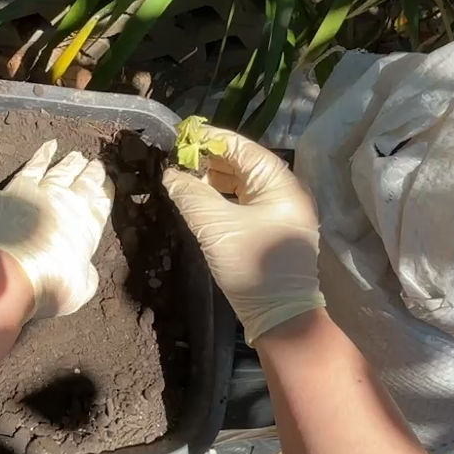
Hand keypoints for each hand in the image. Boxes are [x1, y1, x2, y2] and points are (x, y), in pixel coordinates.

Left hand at [0, 140, 111, 319]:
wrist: (7, 272)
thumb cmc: (47, 285)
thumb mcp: (81, 289)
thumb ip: (87, 273)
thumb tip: (84, 267)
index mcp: (90, 225)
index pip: (103, 200)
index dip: (106, 190)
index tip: (108, 182)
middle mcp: (70, 202)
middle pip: (85, 181)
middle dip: (92, 172)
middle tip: (97, 164)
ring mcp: (43, 191)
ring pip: (62, 170)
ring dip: (71, 162)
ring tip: (78, 156)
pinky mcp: (17, 187)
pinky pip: (35, 164)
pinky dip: (44, 153)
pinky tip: (50, 146)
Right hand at [161, 123, 323, 340]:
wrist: (281, 317)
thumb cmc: (252, 266)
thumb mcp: (216, 227)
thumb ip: (190, 195)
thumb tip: (170, 175)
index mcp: (279, 182)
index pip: (240, 146)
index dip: (208, 139)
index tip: (179, 136)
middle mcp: (283, 191)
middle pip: (241, 163)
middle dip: (208, 159)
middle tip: (175, 159)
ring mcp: (279, 211)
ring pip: (241, 183)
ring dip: (212, 179)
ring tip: (182, 179)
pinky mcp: (270, 230)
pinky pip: (243, 202)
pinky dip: (221, 197)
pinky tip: (199, 201)